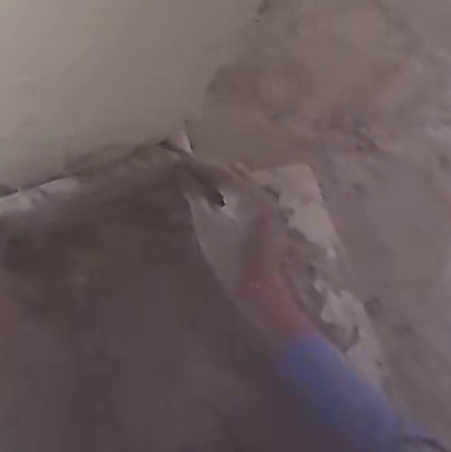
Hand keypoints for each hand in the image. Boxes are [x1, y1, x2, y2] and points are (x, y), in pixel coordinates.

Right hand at [181, 159, 311, 340]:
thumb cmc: (228, 256)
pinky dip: (233, 192)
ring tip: (201, 184)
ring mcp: (271, 205)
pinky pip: (250, 194)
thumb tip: (181, 173)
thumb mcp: (206, 223)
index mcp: (247, 193)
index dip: (197, 166)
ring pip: (243, 183)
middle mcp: (263, 193)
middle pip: (234, 172)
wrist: (258, 289)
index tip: (178, 162)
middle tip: (187, 172)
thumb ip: (194, 194)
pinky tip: (220, 199)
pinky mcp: (271, 217)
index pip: (219, 171)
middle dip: (211, 170)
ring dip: (223, 181)